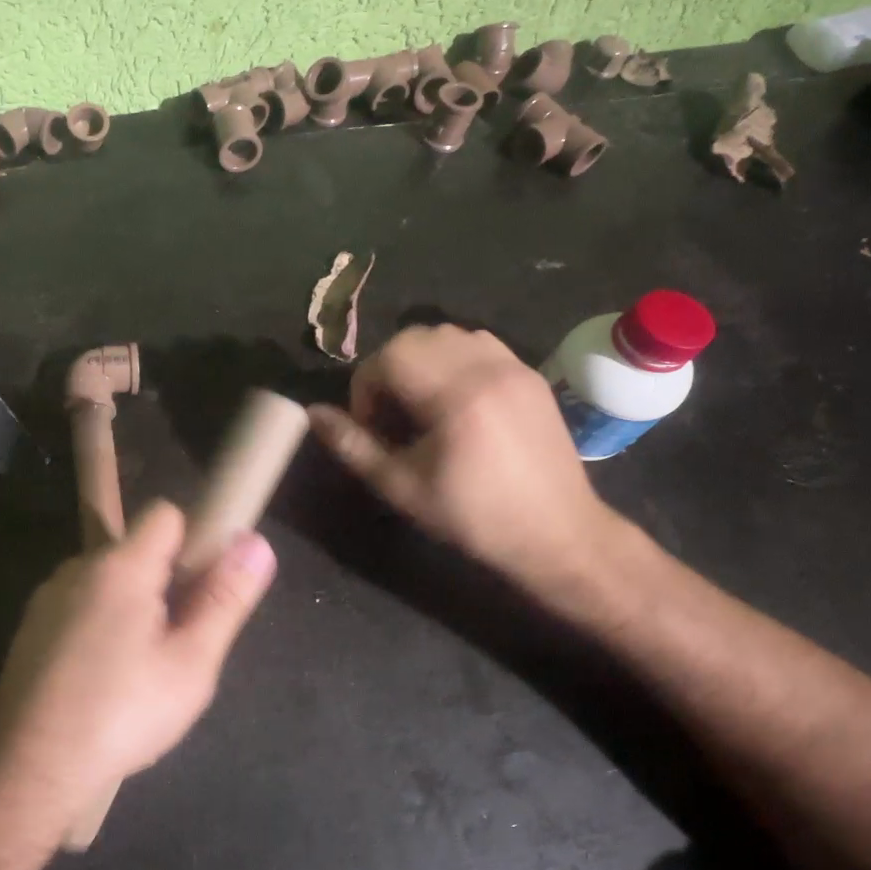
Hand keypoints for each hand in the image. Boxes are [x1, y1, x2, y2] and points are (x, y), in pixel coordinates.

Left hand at [0, 502, 275, 847]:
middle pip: (135, 549)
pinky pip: (79, 605)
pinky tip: (102, 677)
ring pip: (106, 580)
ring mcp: (48, 597)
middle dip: (163, 580)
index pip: (164, 514)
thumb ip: (224, 599)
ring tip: (140, 667)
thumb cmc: (123, 714)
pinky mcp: (30, 627)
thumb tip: (257, 542)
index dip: (192, 540)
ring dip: (130, 605)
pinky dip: (98, 625)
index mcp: (121, 567)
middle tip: (177, 641)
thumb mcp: (191, 664)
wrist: (31, 766)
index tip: (202, 587)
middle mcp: (79, 568)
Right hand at [308, 325, 622, 583]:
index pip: (390, 356)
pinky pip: (480, 345)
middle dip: (389, 370)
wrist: (557, 533)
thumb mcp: (401, 487)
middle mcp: (488, 368)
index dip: (366, 388)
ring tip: (421, 406)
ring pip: (448, 336)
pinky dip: (454, 361)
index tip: (372, 428)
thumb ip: (353, 446)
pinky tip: (454, 401)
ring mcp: (514, 367)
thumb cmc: (473, 518)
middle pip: (416, 338)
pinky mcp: (531, 375)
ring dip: (421, 361)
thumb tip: (313, 413)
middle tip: (391, 417)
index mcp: (456, 396)